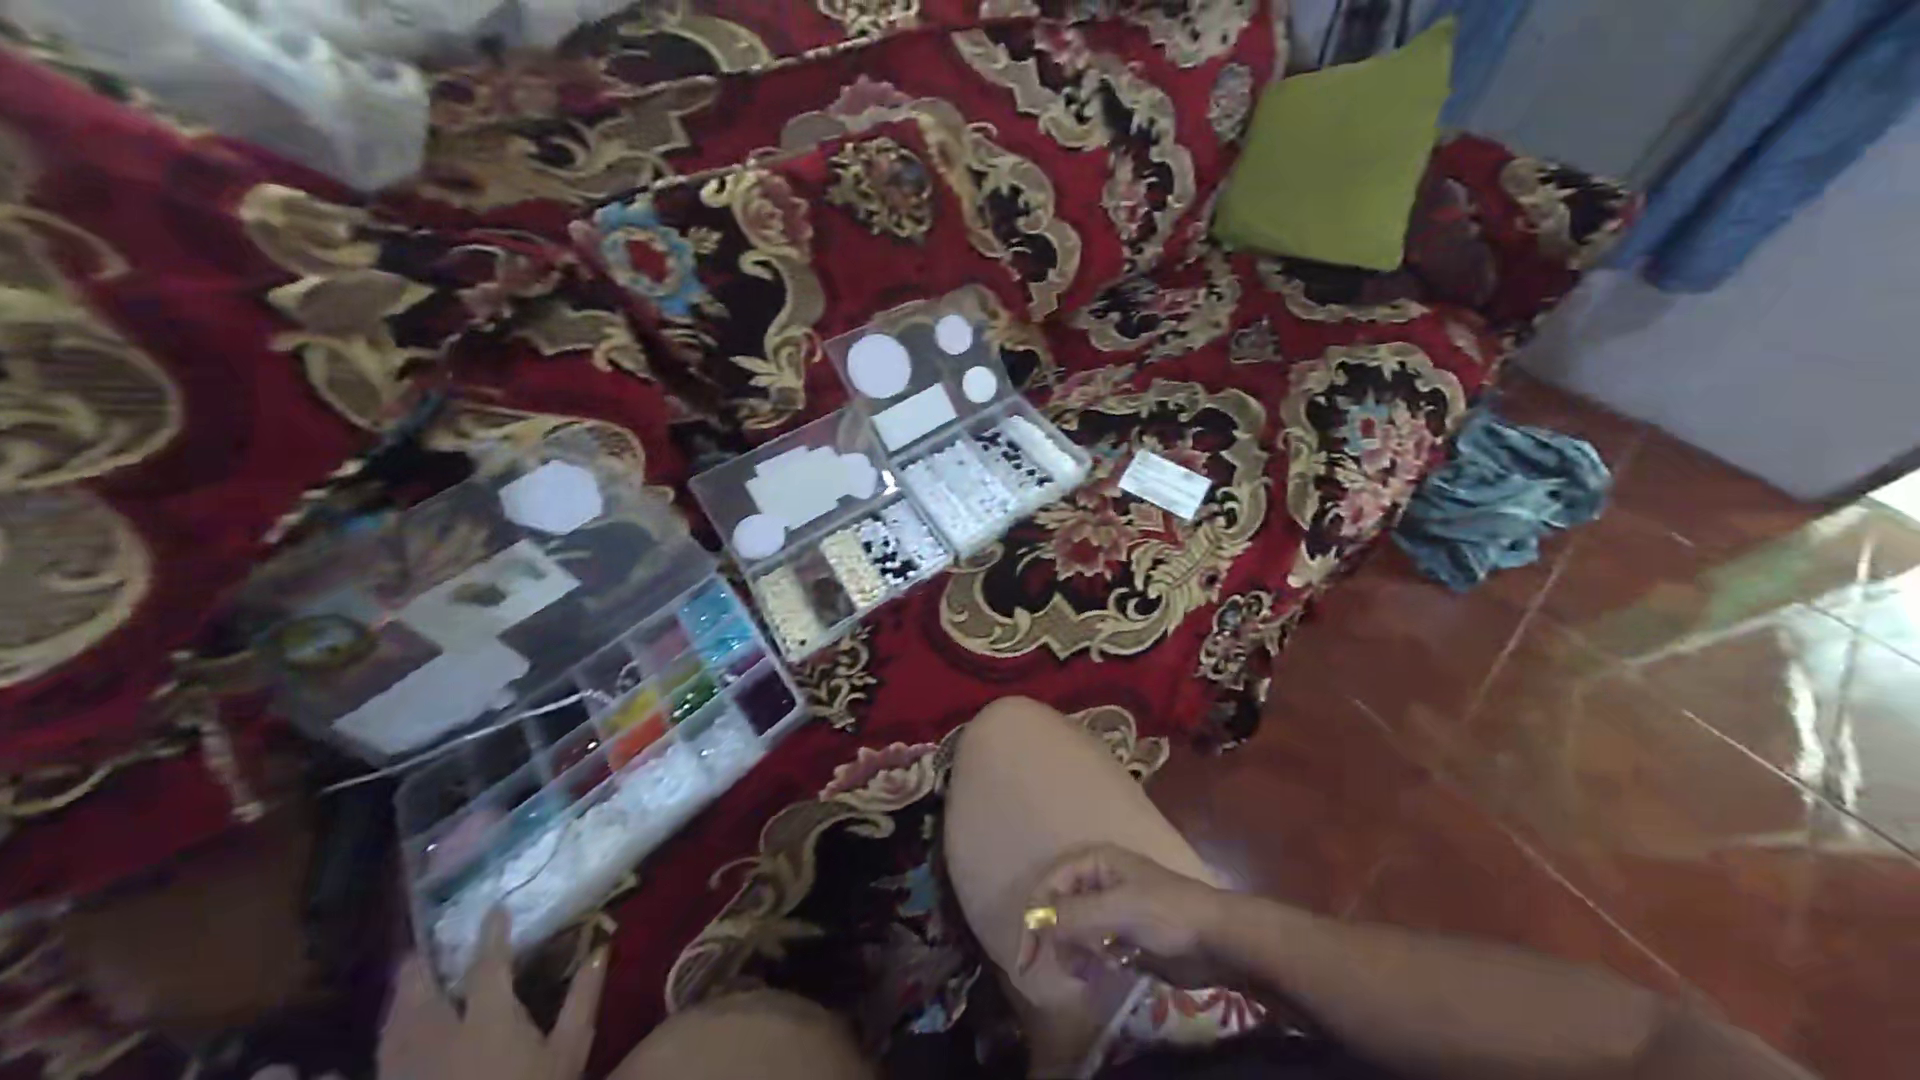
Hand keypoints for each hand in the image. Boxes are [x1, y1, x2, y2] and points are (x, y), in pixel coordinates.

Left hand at [377, 908, 607, 1079]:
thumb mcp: (569, 1052)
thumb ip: (583, 997)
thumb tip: (600, 948)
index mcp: (488, 1021)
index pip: (488, 963)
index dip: (492, 933)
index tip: (495, 910)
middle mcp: (440, 1040)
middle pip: (420, 993)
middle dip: (420, 967)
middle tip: (423, 948)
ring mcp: (407, 1075)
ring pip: (393, 1026)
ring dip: (400, 999)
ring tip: (408, 983)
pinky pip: (383, 1058)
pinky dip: (390, 1034)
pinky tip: (397, 1034)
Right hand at [1018, 844, 1228, 987]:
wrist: (1217, 940)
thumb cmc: (1167, 913)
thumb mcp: (1118, 909)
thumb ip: (1075, 914)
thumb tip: (1040, 923)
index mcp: (1094, 862)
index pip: (1049, 885)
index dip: (1034, 918)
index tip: (1027, 958)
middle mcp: (1097, 881)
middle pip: (1059, 908)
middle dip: (1059, 939)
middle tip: (1070, 969)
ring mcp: (1110, 908)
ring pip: (1075, 931)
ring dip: (1079, 953)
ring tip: (1095, 969)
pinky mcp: (1123, 934)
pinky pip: (1094, 946)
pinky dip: (1095, 960)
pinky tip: (1113, 967)